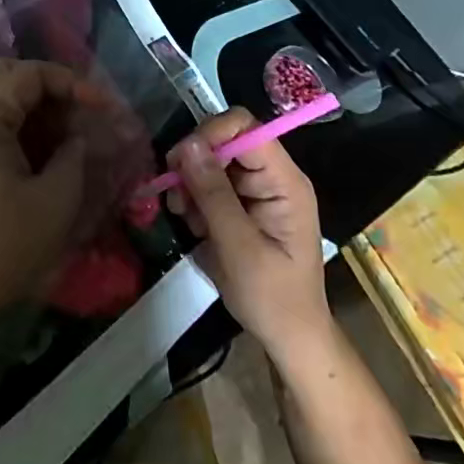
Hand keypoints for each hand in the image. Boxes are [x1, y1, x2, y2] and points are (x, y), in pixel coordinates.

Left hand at [0, 58, 101, 325]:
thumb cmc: (1, 243)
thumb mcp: (54, 200)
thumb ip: (74, 157)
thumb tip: (78, 139)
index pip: (31, 72)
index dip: (73, 83)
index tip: (105, 108)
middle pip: (10, 74)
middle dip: (52, 86)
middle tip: (84, 112)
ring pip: (2, 97)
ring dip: (39, 106)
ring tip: (76, 132)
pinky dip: (25, 125)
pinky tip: (52, 151)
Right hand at [165, 109, 330, 357]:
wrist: (288, 336)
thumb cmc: (272, 296)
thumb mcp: (239, 247)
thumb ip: (213, 193)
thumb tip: (186, 144)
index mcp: (284, 182)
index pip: (246, 127)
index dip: (211, 134)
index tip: (182, 162)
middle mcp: (272, 177)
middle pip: (224, 141)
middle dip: (194, 163)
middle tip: (175, 196)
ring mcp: (256, 190)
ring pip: (210, 162)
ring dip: (190, 184)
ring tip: (184, 217)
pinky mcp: (241, 204)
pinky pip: (208, 183)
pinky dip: (193, 198)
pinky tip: (192, 224)